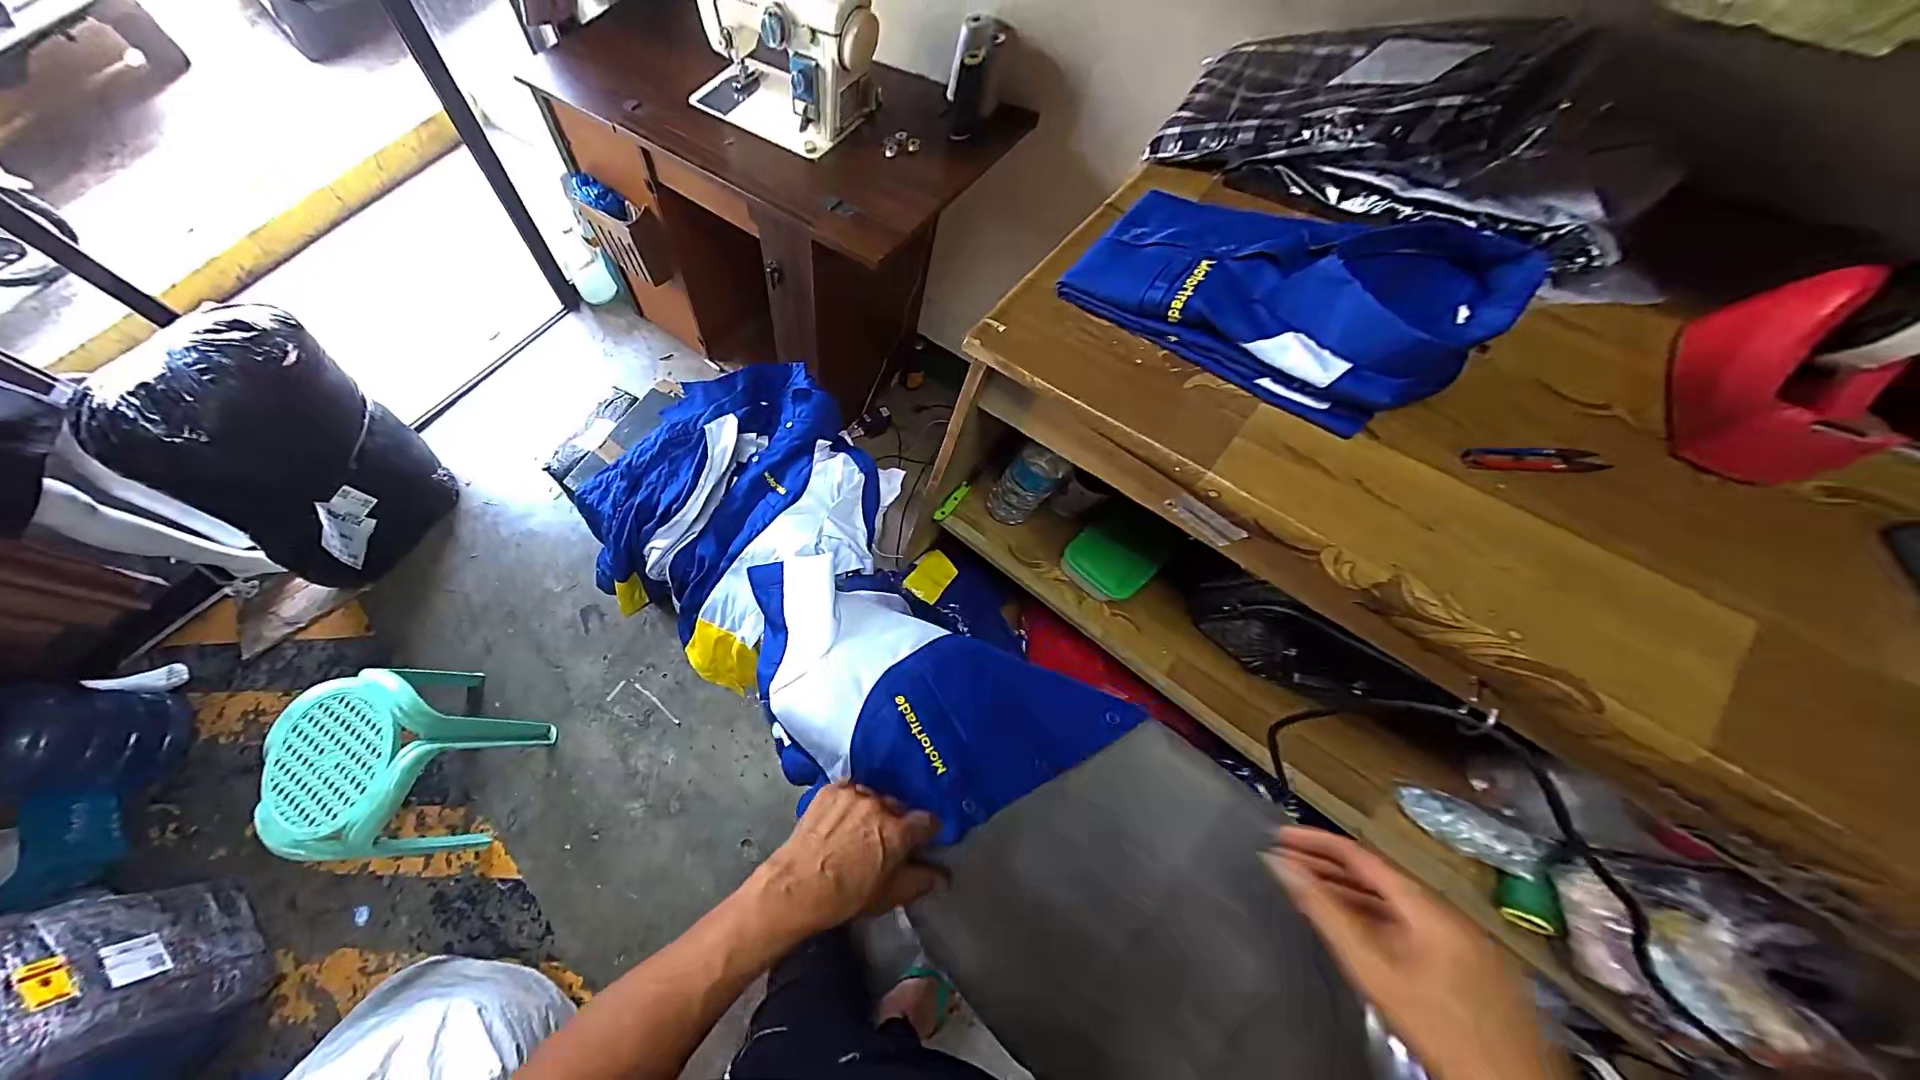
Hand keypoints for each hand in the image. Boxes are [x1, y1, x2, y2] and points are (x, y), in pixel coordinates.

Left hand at [748, 782, 945, 944]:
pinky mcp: (831, 790)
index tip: (920, 841)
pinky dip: (850, 803)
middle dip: (897, 821)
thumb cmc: (845, 896)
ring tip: (859, 829)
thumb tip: (944, 877)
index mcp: (898, 829)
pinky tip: (840, 821)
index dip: (926, 832)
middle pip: (899, 806)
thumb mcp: (889, 895)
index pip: (927, 820)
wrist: (795, 888)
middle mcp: (879, 804)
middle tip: (885, 840)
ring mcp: (853, 793)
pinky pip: (850, 791)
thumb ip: (921, 881)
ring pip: (874, 796)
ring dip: (873, 809)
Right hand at [1263, 827, 1564, 1079]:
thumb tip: (1283, 868)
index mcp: (1424, 905)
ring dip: (1347, 891)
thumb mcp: (1372, 968)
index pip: (1359, 855)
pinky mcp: (1465, 961)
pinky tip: (1351, 925)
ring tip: (1307, 887)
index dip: (1316, 842)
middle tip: (1287, 860)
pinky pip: (1408, 923)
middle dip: (1327, 866)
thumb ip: (1324, 913)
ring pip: (1391, 901)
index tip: (1282, 836)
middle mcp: (1444, 912)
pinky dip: (1372, 915)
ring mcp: (1458, 937)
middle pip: (1375, 876)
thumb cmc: (1440, 1029)